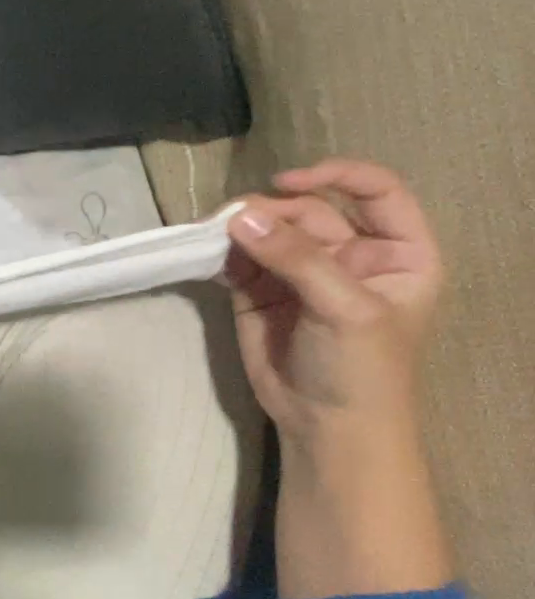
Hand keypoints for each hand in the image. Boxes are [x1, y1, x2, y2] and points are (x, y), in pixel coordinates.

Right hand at [226, 159, 453, 598]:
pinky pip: (235, 258)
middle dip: (268, 212)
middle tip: (228, 224)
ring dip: (236, 229)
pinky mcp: (257, 292)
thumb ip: (295, 259)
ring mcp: (298, 273)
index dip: (336, 176)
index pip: (375, 193)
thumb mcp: (344, 309)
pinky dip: (217, 252)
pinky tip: (202, 254)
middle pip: (306, 210)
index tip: (286, 181)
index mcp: (396, 253)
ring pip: (265, 231)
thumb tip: (239, 216)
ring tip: (207, 237)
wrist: (325, 423)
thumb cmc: (362, 368)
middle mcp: (348, 255)